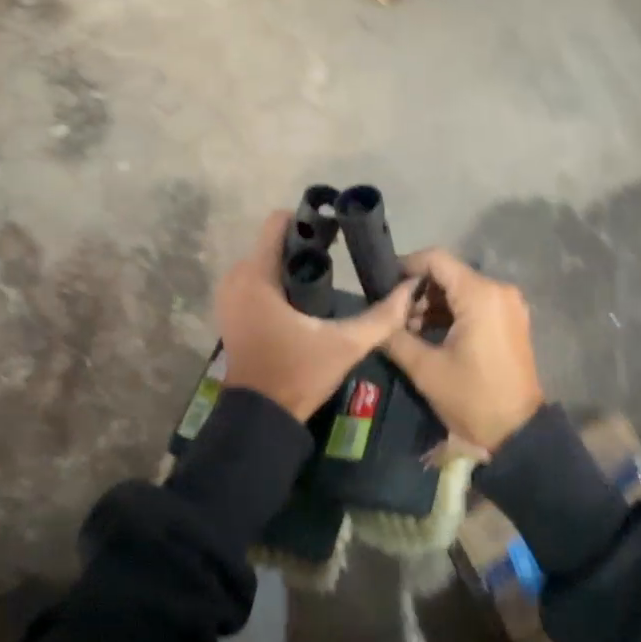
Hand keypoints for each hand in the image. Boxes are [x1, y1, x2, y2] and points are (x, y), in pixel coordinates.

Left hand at [217, 211, 410, 420]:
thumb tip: (410, 288)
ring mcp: (230, 296)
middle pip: (274, 242)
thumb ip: (381, 316)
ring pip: (266, 261)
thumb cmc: (298, 374)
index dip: (309, 222)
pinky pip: (257, 280)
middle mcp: (237, 278)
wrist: (260, 419)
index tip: (335, 233)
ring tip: (327, 277)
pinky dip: (278, 282)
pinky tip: (305, 298)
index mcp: (257, 277)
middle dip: (305, 246)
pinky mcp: (232, 312)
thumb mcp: (346, 345)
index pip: (279, 223)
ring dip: (292, 264)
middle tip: (339, 259)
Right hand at [381, 248, 544, 452]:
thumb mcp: (426, 370)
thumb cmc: (472, 398)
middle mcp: (498, 290)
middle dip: (418, 291)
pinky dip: (453, 313)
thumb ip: (396, 337)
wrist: (518, 433)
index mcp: (480, 294)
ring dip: (434, 304)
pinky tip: (429, 334)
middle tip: (392, 315)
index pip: (437, 259)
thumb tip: (376, 320)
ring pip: (462, 289)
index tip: (384, 285)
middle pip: (449, 273)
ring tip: (407, 329)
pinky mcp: (511, 320)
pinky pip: (476, 303)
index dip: (407, 266)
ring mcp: (508, 305)